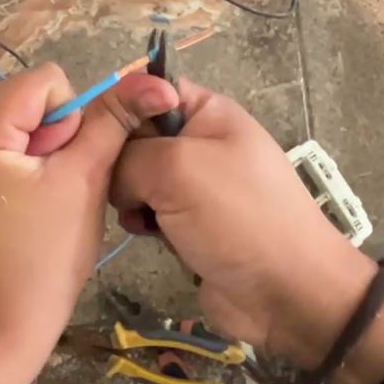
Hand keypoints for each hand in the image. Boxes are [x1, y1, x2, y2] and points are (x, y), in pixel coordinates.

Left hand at [0, 63, 178, 383]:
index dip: (73, 119)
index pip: (47, 81)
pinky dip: (38, 159)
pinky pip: (17, 138)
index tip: (67, 166)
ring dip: (54, 147)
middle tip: (59, 184)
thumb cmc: (47, 252)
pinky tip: (40, 196)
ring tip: (51, 193)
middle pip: (35, 96)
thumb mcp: (85, 178)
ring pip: (31, 116)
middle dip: (62, 133)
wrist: (11, 316)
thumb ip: (116, 119)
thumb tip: (156, 80)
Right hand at [108, 80, 378, 371]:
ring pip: (136, 177)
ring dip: (131, 198)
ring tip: (142, 217)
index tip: (97, 137)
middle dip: (122, 161)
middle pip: (136, 136)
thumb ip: (128, 154)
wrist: (286, 292)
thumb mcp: (178, 168)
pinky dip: (143, 221)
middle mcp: (200, 141)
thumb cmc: (238, 217)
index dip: (119, 108)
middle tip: (124, 187)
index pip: (148, 91)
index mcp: (207, 112)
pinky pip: (149, 210)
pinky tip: (148, 235)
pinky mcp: (188, 222)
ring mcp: (194, 185)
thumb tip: (110, 173)